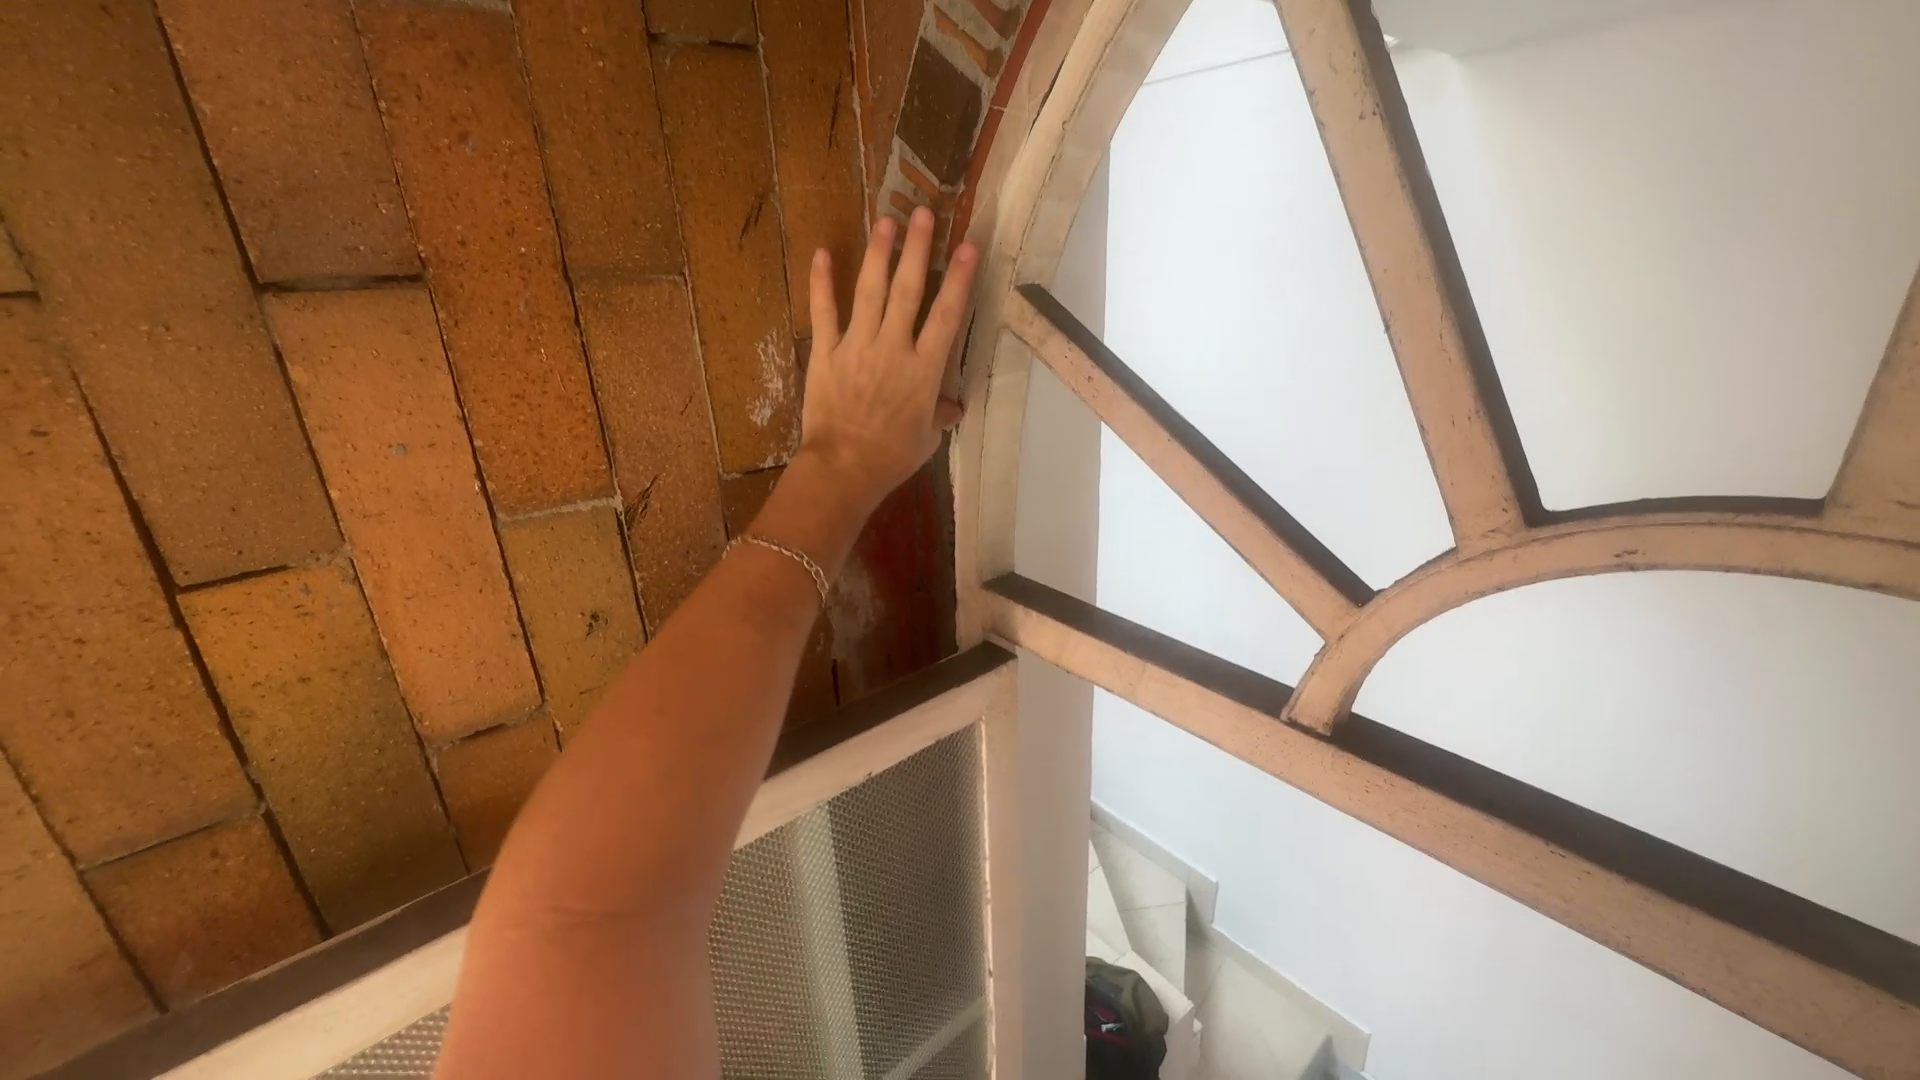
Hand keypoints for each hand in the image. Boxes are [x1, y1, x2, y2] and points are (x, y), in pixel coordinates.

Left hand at [797, 206, 978, 512]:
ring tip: (887, 220)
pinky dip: (822, 282)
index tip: (968, 246)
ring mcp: (857, 346)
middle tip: (924, 213)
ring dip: (880, 254)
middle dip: (919, 249)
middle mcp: (893, 348)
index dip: (959, 279)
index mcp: (924, 370)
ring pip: (871, 291)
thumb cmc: (892, 458)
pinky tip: (823, 253)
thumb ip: (939, 414)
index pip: (947, 315)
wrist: (844, 468)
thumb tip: (952, 408)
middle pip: (909, 290)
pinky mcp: (825, 353)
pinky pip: (824, 312)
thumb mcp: (927, 438)